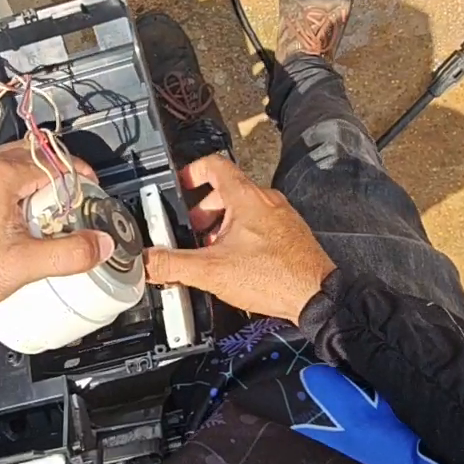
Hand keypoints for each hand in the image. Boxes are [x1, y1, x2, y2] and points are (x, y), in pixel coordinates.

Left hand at [0, 143, 113, 315]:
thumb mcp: (25, 266)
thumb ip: (70, 253)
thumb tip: (100, 244)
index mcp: (2, 176)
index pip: (54, 161)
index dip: (78, 174)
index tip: (89, 190)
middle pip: (31, 154)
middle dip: (56, 171)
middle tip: (70, 198)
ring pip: (6, 164)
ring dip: (30, 179)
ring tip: (43, 209)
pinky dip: (6, 188)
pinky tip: (10, 218)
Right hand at [144, 155, 334, 322]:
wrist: (317, 298)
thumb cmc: (275, 277)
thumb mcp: (211, 271)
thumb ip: (172, 265)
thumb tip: (145, 262)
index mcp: (246, 197)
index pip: (214, 165)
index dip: (191, 172)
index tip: (179, 185)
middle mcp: (266, 201)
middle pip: (226, 191)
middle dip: (203, 210)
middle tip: (190, 231)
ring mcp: (281, 218)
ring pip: (243, 210)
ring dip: (221, 225)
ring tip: (209, 251)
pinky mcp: (290, 236)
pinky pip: (259, 226)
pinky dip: (241, 237)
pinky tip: (234, 263)